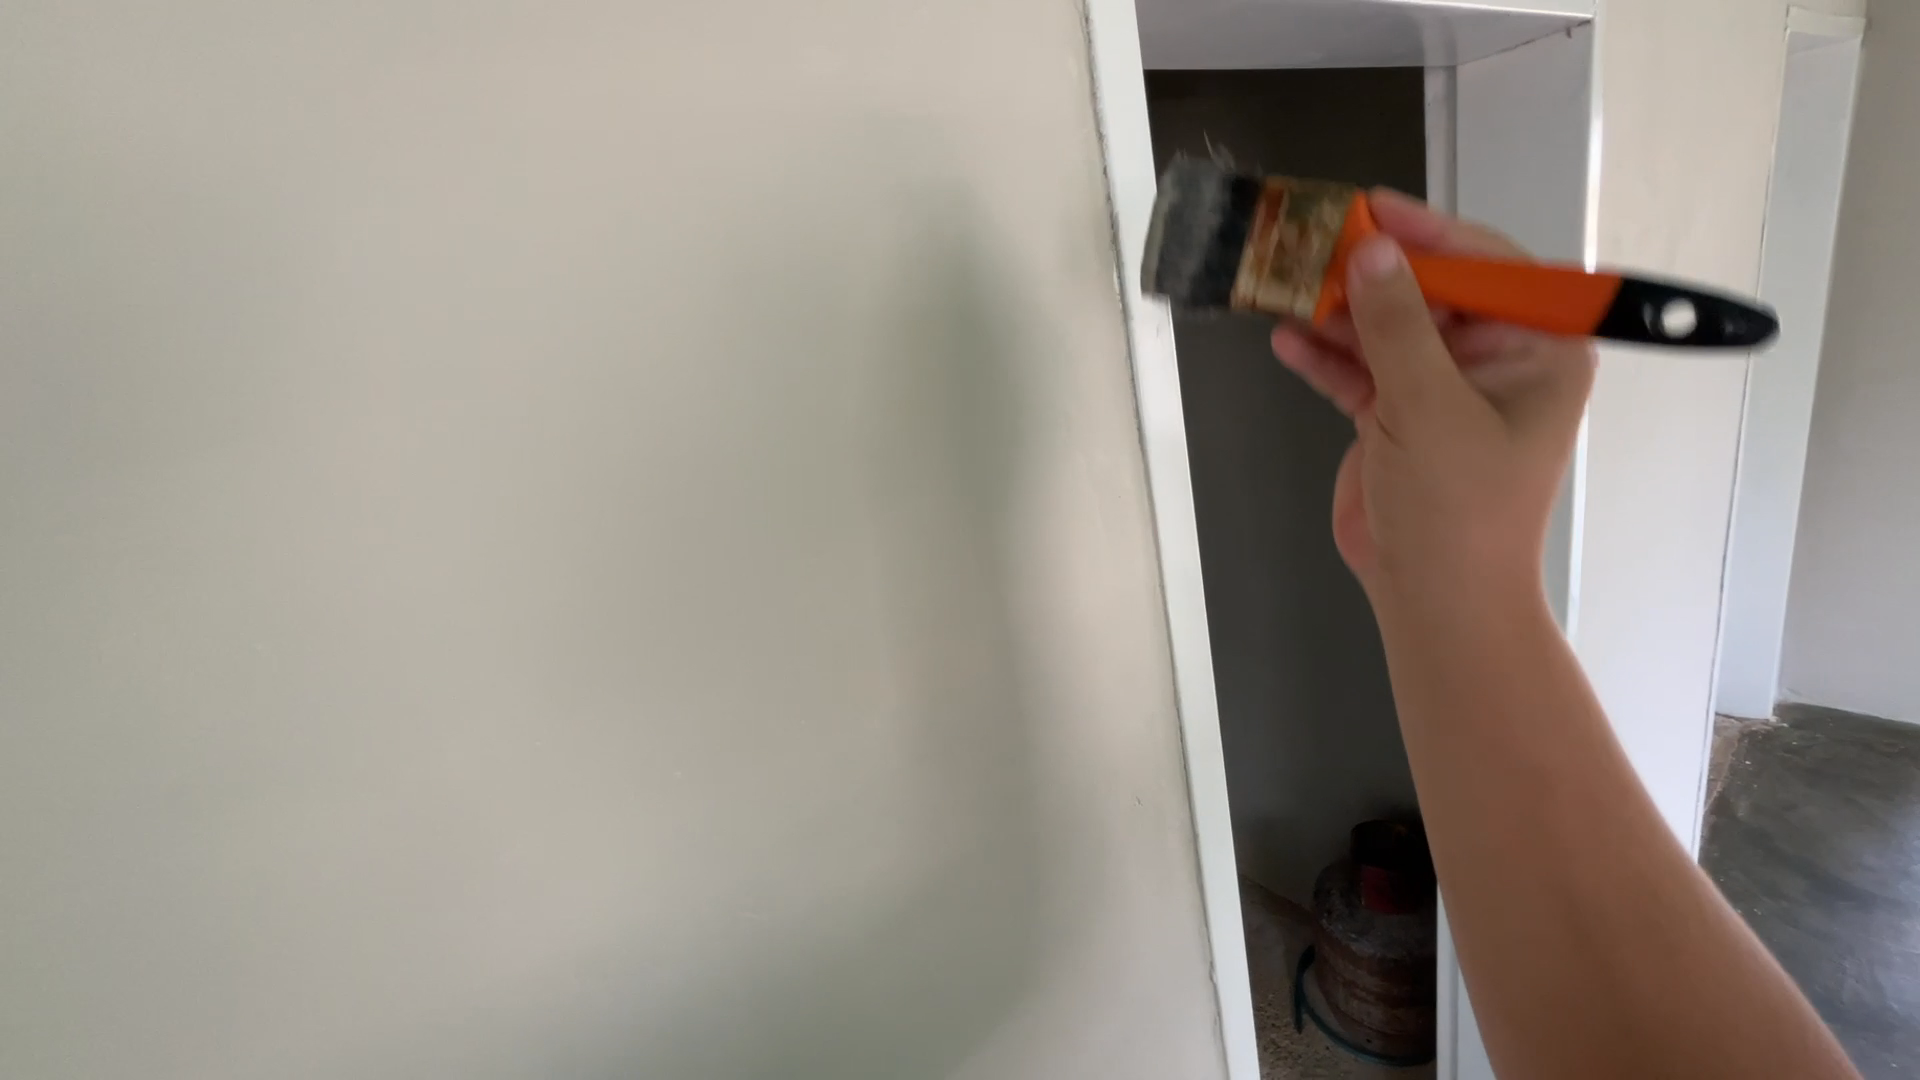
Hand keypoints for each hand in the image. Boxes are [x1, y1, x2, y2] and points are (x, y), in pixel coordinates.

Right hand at [1270, 190, 1594, 614]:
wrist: (1431, 590)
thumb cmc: (1455, 502)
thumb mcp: (1428, 406)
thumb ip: (1397, 327)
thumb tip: (1372, 253)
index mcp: (1533, 348)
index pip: (1487, 270)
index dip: (1428, 236)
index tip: (1369, 210)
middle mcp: (1489, 361)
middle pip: (1427, 298)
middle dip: (1371, 277)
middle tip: (1313, 249)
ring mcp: (1437, 391)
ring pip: (1384, 334)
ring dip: (1338, 316)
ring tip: (1286, 289)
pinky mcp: (1394, 419)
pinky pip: (1359, 374)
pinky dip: (1325, 359)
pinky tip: (1287, 340)